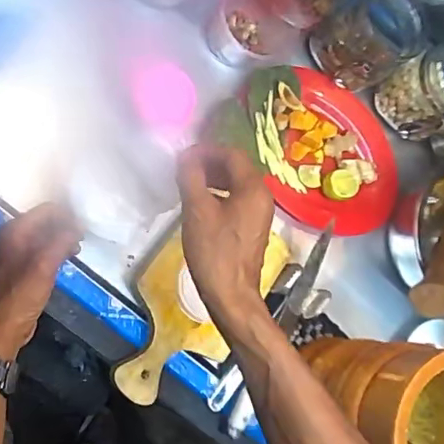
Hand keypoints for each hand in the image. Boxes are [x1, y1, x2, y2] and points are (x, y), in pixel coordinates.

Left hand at [0, 203, 82, 359]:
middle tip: (84, 236)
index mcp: (12, 233)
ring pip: (43, 235)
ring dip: (61, 238)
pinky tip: (67, 256)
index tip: (85, 224)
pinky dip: (55, 249)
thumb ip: (60, 242)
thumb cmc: (22, 297)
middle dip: (64, 225)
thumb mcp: (44, 267)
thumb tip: (77, 225)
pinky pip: (41, 249)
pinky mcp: (21, 266)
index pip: (43, 210)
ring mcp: (15, 252)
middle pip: (43, 221)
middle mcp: (11, 238)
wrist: (4, 328)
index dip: (65, 214)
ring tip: (78, 247)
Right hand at [176, 143, 276, 333]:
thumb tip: (187, 156)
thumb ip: (191, 177)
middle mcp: (261, 196)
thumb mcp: (197, 210)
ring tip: (186, 184)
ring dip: (211, 178)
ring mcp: (258, 213)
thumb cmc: (213, 250)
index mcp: (253, 188)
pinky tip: (198, 204)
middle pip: (236, 167)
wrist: (230, 293)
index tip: (182, 156)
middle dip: (209, 163)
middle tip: (182, 168)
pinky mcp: (250, 227)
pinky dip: (217, 194)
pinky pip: (235, 199)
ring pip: (235, 184)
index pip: (232, 154)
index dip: (206, 150)